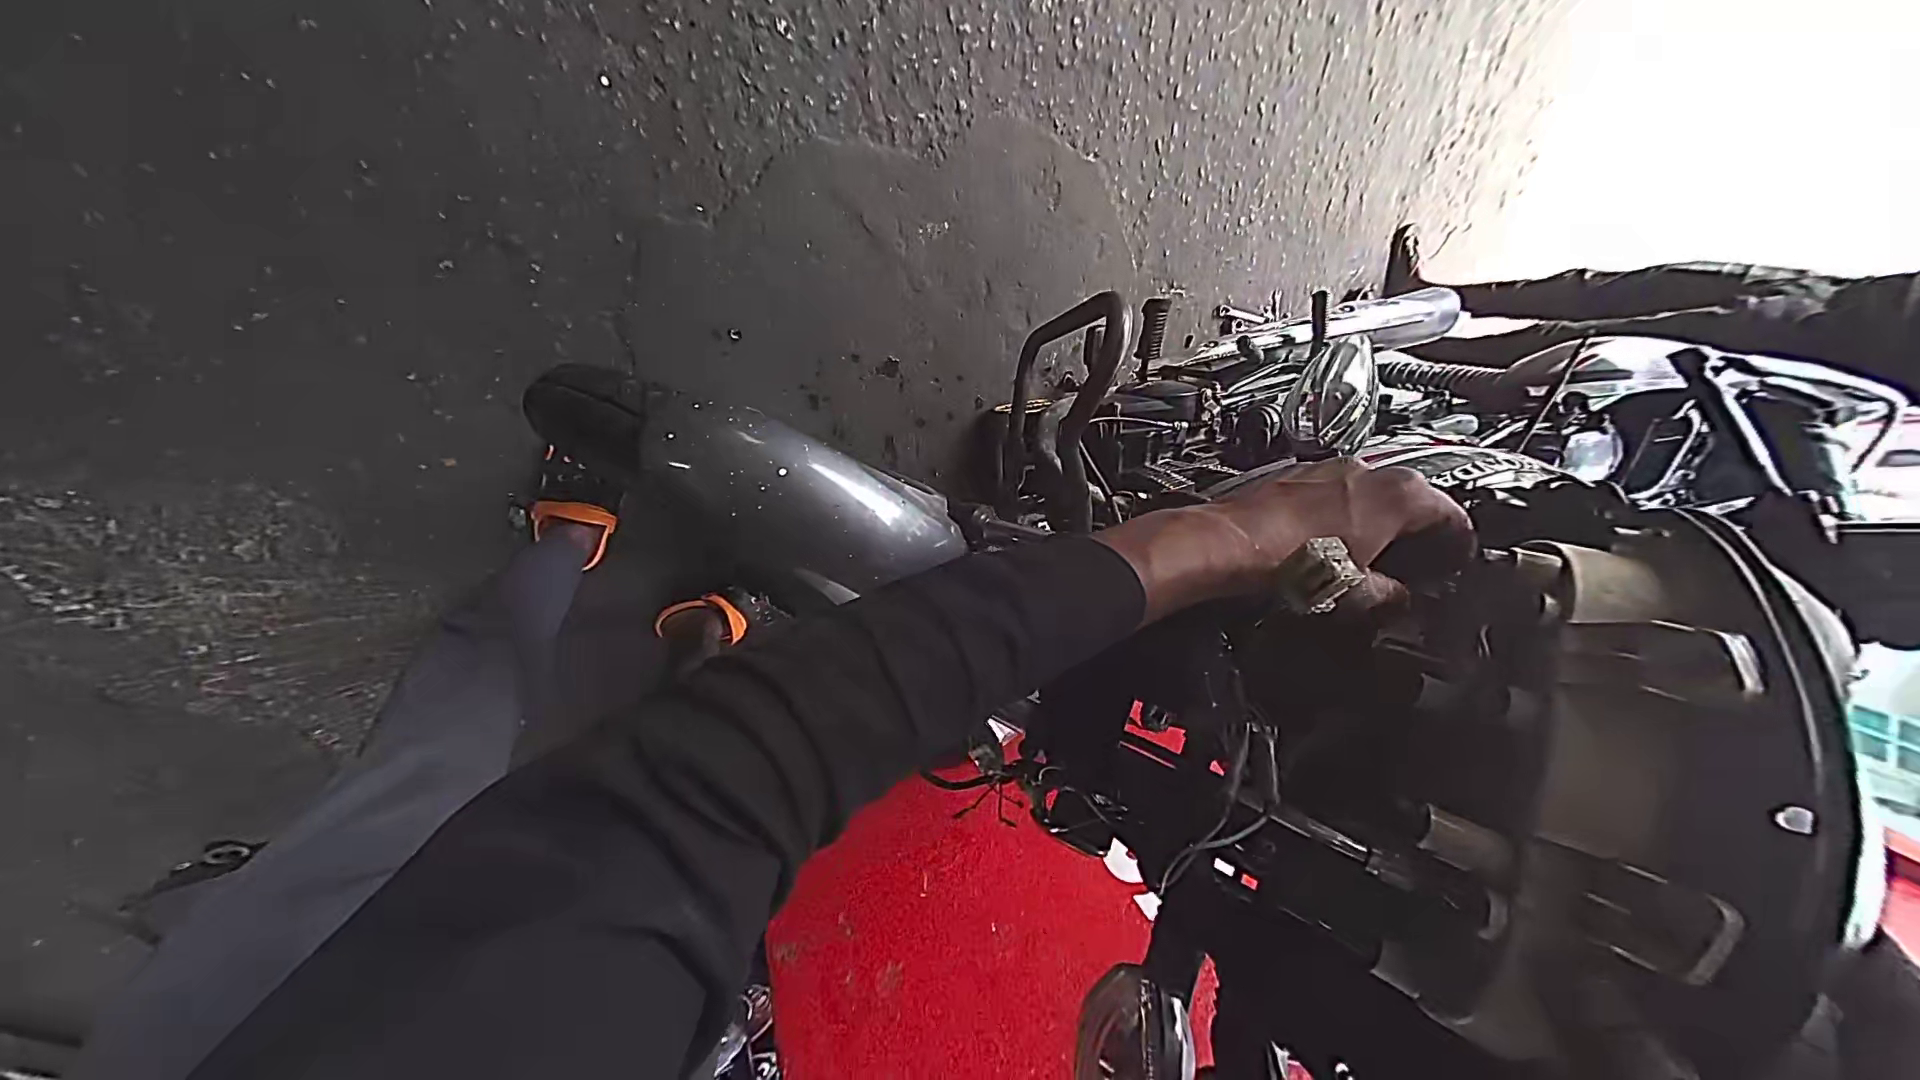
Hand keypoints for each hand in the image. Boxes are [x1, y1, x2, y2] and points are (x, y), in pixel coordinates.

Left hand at [1094, 458, 1474, 623]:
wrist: (1229, 542)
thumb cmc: (1289, 560)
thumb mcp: (1355, 591)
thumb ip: (1391, 594)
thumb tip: (1399, 598)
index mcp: (1399, 494)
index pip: (1452, 517)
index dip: (1456, 548)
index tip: (1452, 567)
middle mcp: (1366, 471)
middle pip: (1410, 503)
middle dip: (1414, 535)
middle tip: (1410, 566)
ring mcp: (1327, 470)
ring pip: (1369, 496)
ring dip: (1374, 523)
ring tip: (1364, 558)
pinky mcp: (1294, 477)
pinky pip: (1332, 496)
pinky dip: (1338, 517)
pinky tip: (1323, 543)